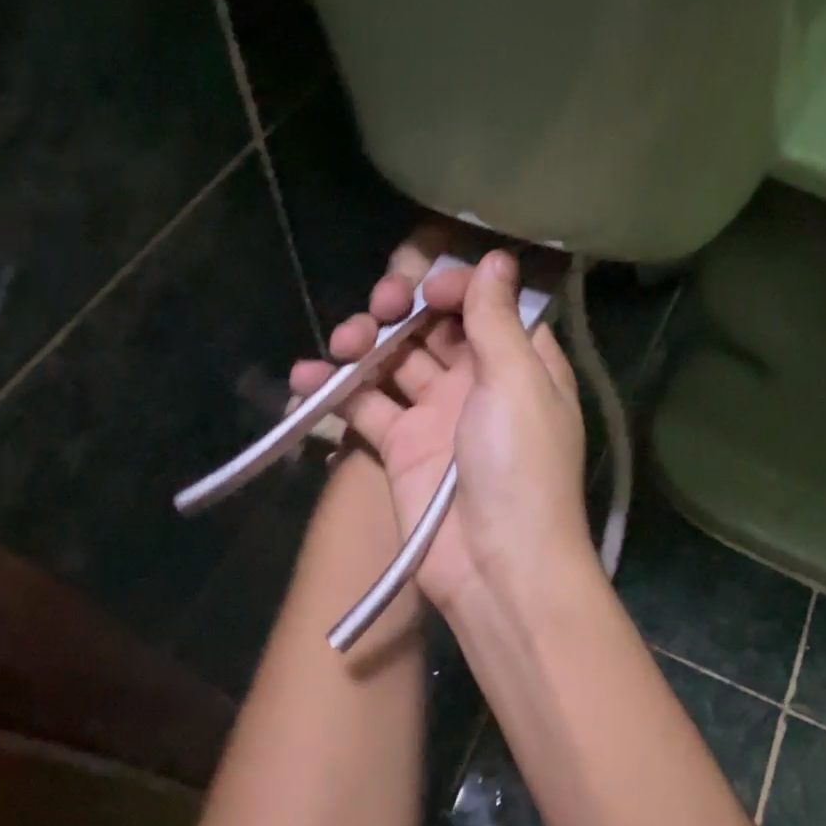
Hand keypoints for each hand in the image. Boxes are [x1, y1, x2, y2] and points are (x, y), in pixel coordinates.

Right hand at [290, 237, 598, 610]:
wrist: (497, 566)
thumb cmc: (519, 466)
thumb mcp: (517, 382)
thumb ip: (497, 320)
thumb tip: (498, 259)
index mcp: (521, 364)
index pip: (487, 307)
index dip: (455, 289)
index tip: (425, 291)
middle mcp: (479, 383)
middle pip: (434, 329)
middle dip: (402, 310)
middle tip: (378, 308)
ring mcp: (437, 416)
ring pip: (395, 362)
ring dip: (364, 344)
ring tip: (340, 345)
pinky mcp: (400, 448)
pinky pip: (363, 407)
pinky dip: (333, 392)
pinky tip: (304, 379)